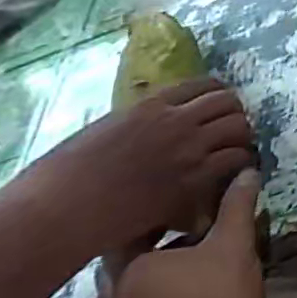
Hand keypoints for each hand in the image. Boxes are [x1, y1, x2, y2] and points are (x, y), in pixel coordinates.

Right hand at [19, 77, 254, 253]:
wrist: (55, 212)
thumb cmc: (62, 177)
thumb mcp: (104, 131)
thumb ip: (138, 122)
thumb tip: (155, 123)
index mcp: (150, 106)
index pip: (203, 85)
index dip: (217, 94)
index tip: (219, 107)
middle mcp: (175, 121)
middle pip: (228, 102)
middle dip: (234, 113)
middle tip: (232, 130)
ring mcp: (187, 149)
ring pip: (238, 128)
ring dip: (241, 137)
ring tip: (236, 150)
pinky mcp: (193, 179)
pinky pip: (235, 160)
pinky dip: (240, 163)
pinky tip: (233, 173)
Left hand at [111, 170, 264, 297]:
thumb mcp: (234, 244)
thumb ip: (237, 205)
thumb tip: (246, 170)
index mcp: (130, 268)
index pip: (135, 228)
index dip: (161, 211)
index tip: (188, 198)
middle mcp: (117, 297)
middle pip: (143, 257)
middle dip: (174, 240)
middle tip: (207, 222)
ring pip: (151, 286)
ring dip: (177, 271)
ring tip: (213, 256)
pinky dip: (178, 296)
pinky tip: (208, 294)